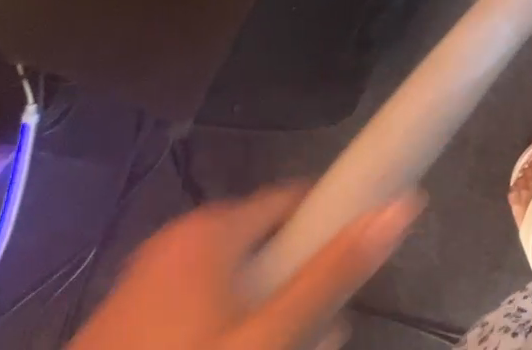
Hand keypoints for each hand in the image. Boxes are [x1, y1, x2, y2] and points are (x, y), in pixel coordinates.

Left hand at [67, 185, 422, 349]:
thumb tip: (406, 202)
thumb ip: (336, 270)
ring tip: (291, 343)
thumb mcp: (270, 334)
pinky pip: (199, 302)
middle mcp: (179, 238)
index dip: (332, 226)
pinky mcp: (125, 318)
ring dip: (269, 307)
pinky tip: (244, 349)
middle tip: (321, 326)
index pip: (300, 197)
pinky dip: (228, 323)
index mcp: (213, 228)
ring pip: (237, 276)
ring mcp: (146, 279)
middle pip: (270, 240)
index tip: (351, 271)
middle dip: (301, 279)